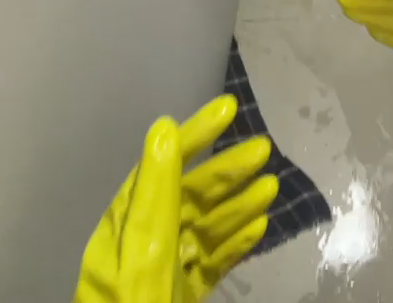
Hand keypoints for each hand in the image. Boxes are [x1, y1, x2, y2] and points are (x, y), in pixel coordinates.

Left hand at [74, 95, 279, 302]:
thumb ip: (152, 205)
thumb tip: (161, 131)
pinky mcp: (177, 302)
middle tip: (265, 151)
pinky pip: (208, 267)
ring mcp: (159, 282)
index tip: (229, 110)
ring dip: (237, 206)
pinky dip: (234, 246)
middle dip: (225, 172)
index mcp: (120, 240)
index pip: (159, 171)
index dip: (193, 136)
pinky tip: (259, 230)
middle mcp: (138, 254)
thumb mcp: (142, 269)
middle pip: (186, 199)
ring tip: (272, 187)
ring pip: (202, 232)